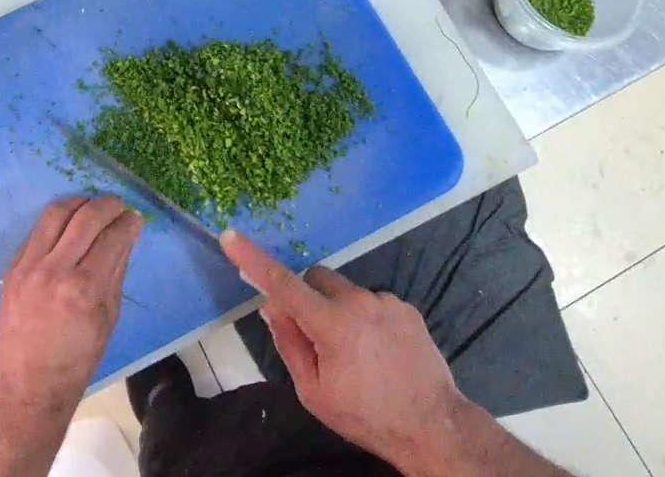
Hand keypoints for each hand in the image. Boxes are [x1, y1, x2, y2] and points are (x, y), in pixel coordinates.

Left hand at [0, 196, 143, 476]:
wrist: (29, 385)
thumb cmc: (78, 358)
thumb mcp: (109, 316)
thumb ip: (117, 269)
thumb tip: (128, 234)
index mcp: (85, 289)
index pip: (113, 237)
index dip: (128, 222)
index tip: (135, 218)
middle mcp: (56, 270)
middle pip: (87, 216)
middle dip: (109, 204)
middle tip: (120, 205)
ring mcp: (29, 267)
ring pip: (57, 212)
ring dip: (80, 202)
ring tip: (93, 205)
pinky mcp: (13, 268)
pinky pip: (38, 230)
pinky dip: (58, 221)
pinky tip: (70, 223)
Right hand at [221, 230, 568, 476]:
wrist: (433, 427)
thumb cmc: (366, 416)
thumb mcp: (315, 393)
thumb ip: (289, 343)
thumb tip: (271, 306)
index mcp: (332, 324)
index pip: (283, 284)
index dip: (253, 260)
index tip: (231, 236)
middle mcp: (359, 301)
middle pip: (316, 278)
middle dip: (307, 297)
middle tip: (314, 336)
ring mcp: (386, 301)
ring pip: (345, 291)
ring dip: (338, 310)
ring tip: (356, 354)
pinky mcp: (406, 307)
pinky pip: (372, 302)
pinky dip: (366, 318)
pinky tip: (379, 352)